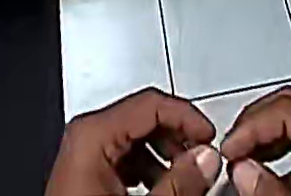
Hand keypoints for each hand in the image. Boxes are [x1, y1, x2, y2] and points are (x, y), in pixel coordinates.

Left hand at [44, 87, 221, 195]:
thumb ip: (177, 183)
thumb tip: (205, 157)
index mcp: (92, 134)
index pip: (151, 103)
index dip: (186, 117)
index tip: (208, 137)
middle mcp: (85, 134)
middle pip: (145, 117)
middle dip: (177, 137)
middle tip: (201, 158)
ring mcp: (83, 151)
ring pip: (137, 136)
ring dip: (165, 154)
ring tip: (184, 177)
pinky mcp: (86, 169)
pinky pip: (125, 153)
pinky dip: (148, 166)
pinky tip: (161, 187)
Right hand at [218, 86, 290, 195]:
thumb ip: (281, 192)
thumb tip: (244, 169)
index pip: (289, 107)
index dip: (251, 125)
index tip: (227, 151)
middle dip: (257, 130)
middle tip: (229, 156)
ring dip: (269, 153)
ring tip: (244, 175)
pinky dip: (287, 176)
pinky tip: (269, 190)